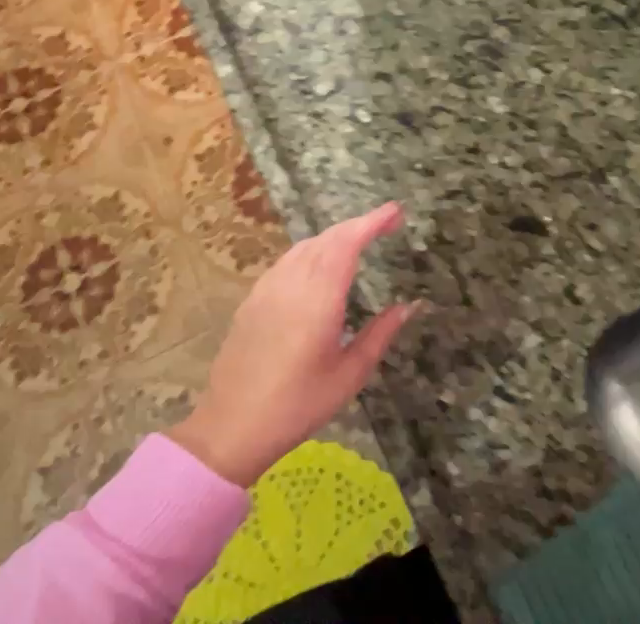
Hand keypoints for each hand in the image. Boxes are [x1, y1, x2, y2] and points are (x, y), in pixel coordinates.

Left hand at [167, 202, 420, 485]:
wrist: (231, 428)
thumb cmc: (299, 405)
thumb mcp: (349, 375)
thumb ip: (380, 334)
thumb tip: (408, 306)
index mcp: (319, 299)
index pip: (347, 243)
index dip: (372, 222)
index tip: (396, 212)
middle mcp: (291, 284)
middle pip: (326, 239)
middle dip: (357, 225)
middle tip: (386, 223)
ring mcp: (267, 289)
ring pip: (304, 247)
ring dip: (333, 236)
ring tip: (358, 240)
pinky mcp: (252, 300)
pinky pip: (286, 261)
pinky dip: (311, 251)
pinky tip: (320, 265)